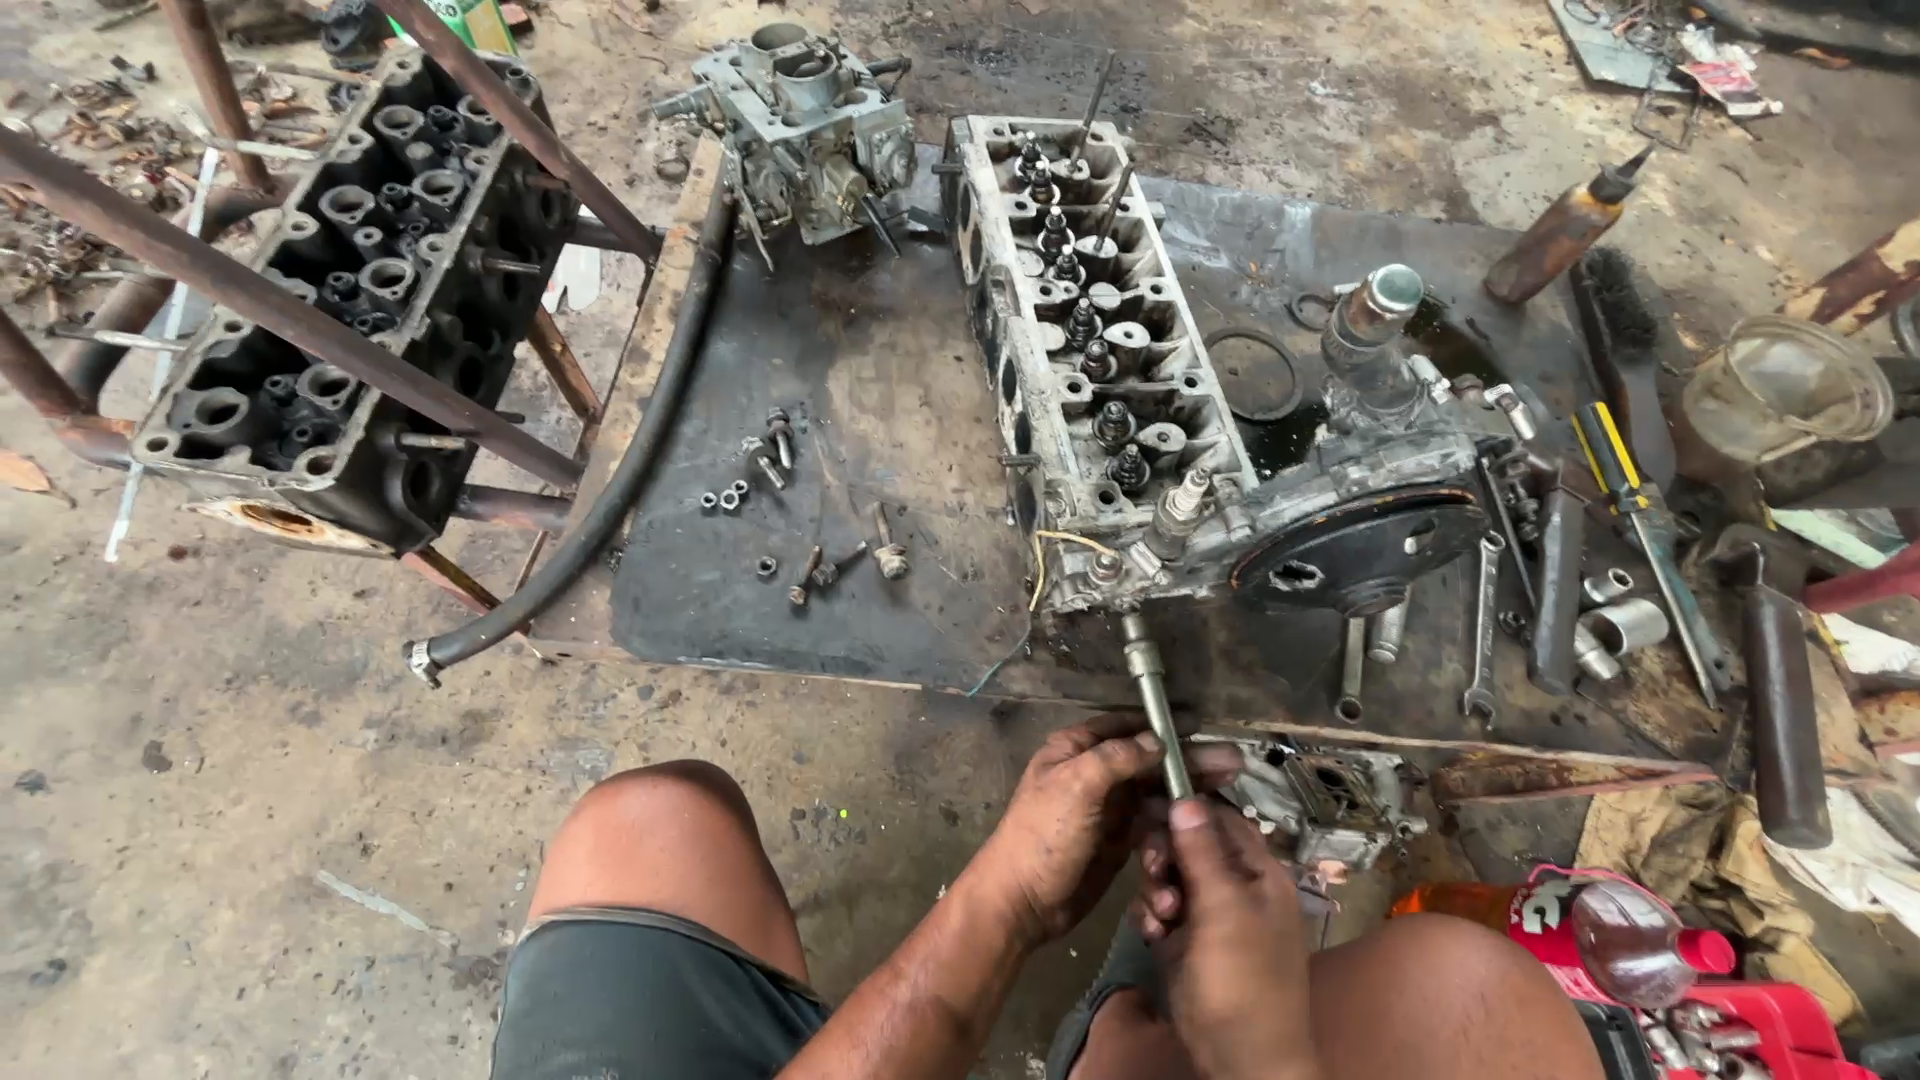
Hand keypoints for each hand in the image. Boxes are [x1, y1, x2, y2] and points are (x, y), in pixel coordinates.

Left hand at [966, 714, 1241, 948]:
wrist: (1022, 901)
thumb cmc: (1044, 836)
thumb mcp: (1076, 786)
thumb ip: (1117, 759)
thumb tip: (1156, 740)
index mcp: (1075, 749)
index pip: (1125, 726)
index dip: (1162, 726)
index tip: (1200, 728)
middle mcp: (1094, 772)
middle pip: (1148, 760)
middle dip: (1187, 762)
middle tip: (1233, 763)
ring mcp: (1108, 807)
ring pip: (1154, 793)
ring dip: (1186, 795)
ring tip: (1225, 795)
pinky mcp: (1118, 840)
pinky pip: (1152, 825)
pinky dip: (1171, 827)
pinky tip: (1195, 830)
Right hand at [1136, 799, 1318, 1079]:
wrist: (1241, 1060)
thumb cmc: (1243, 980)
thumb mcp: (1224, 910)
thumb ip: (1202, 852)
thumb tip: (1185, 797)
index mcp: (1259, 872)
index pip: (1221, 818)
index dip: (1187, 806)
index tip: (1147, 800)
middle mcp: (1235, 885)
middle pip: (1189, 842)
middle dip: (1165, 852)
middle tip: (1153, 868)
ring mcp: (1209, 913)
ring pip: (1170, 872)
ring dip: (1156, 886)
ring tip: (1159, 914)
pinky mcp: (1185, 938)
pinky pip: (1160, 906)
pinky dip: (1151, 915)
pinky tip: (1152, 934)